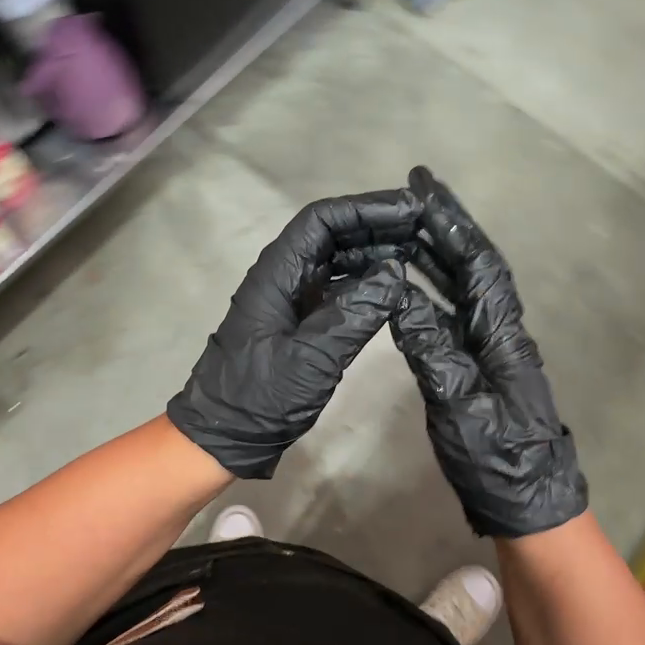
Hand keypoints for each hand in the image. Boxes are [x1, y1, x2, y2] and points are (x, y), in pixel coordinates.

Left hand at [168, 190, 421, 478]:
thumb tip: (395, 271)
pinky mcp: (300, 321)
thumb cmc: (260, 396)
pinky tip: (393, 287)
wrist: (222, 436)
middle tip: (422, 226)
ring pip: (336, 260)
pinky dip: (365, 282)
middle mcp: (284, 276)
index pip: (322, 220)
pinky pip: (336, 288)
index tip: (407, 209)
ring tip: (417, 250)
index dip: (365, 208)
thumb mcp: (312, 357)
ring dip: (373, 251)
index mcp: (277, 272)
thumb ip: (355, 314)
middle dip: (375, 225)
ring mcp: (291, 298)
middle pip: (332, 234)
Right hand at [391, 166, 587, 536]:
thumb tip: (401, 296)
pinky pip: (455, 310)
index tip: (425, 189)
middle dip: (447, 225)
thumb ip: (434, 353)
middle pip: (474, 265)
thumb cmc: (500, 462)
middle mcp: (501, 331)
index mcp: (502, 335)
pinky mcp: (480, 366)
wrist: (530, 507)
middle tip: (416, 189)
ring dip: (439, 251)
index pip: (477, 265)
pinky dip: (434, 286)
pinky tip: (413, 281)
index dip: (452, 224)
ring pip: (465, 286)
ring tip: (408, 223)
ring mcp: (492, 348)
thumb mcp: (462, 409)